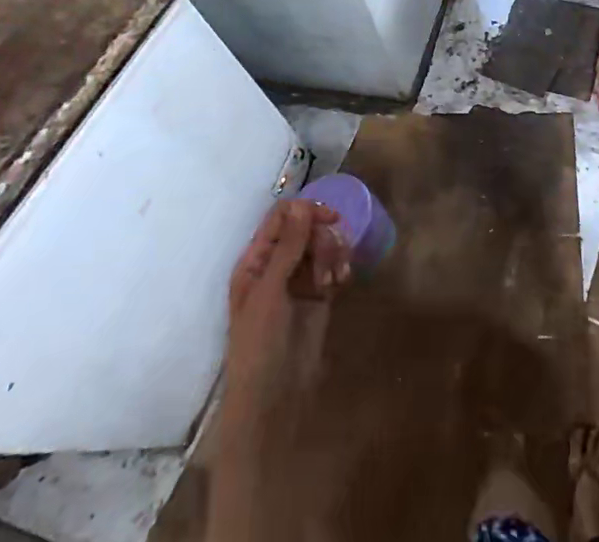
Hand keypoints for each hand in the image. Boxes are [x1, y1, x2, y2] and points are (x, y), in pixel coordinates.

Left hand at [223, 200, 349, 413]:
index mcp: (256, 260)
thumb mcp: (269, 290)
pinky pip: (335, 266)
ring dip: (334, 254)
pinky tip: (342, 282)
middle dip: (322, 238)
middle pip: (307, 228)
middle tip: (328, 263)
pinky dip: (341, 268)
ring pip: (324, 245)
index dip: (305, 212)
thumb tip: (301, 205)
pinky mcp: (320, 294)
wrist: (274, 393)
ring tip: (334, 278)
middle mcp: (278, 264)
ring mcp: (300, 279)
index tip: (329, 219)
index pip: (281, 218)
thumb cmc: (259, 341)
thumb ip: (288, 246)